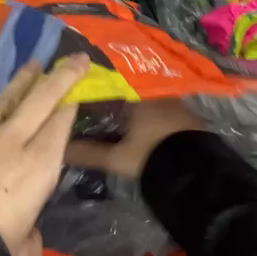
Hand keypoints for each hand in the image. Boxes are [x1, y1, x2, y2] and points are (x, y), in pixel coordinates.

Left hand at [0, 48, 87, 255]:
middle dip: (62, 77)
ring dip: (22, 78)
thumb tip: (27, 233)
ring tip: (34, 63)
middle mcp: (11, 141)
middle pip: (42, 100)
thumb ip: (30, 238)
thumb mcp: (23, 255)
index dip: (71, 106)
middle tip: (76, 59)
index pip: (60, 126)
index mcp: (37, 168)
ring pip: (5, 97)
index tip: (79, 92)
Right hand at [63, 98, 206, 177]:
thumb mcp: (117, 158)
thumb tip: (60, 149)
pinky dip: (154, 116)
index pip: (113, 83)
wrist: (196, 172)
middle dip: (119, 97)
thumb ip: (89, 152)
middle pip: (132, 90)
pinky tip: (146, 128)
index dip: (101, 87)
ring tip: (122, 117)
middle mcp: (156, 93)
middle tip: (102, 105)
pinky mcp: (189, 118)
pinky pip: (165, 110)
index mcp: (136, 96)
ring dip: (138, 107)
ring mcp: (176, 104)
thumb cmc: (152, 156)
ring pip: (150, 100)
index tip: (87, 90)